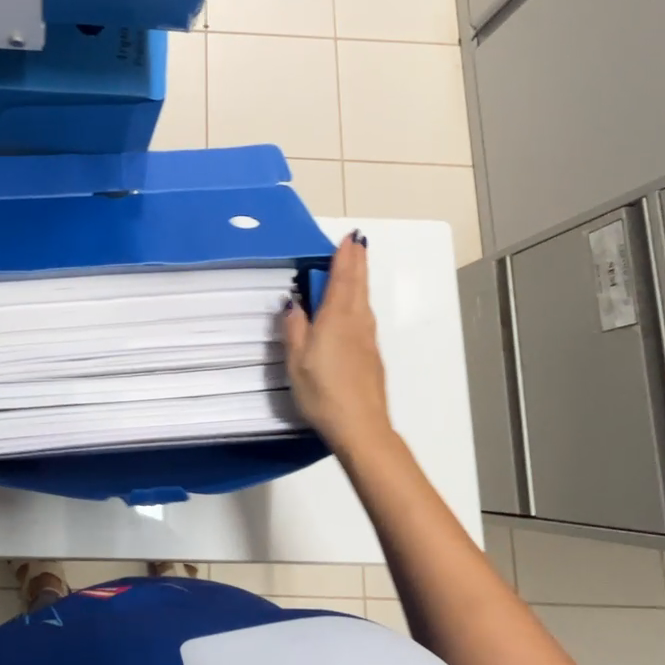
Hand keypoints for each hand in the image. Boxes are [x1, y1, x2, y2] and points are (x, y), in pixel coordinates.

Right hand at [283, 232, 394, 454]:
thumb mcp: (296, 360)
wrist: (361, 427)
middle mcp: (357, 322)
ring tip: (354, 266)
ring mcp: (368, 339)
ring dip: (359, 280)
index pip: (342, 278)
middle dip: (357, 262)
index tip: (349, 237)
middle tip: (356, 243)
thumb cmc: (323, 392)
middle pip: (358, 285)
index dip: (345, 257)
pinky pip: (364, 317)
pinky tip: (353, 307)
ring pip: (364, 301)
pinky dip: (359, 301)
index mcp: (337, 318)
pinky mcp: (371, 355)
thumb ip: (294, 328)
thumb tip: (293, 302)